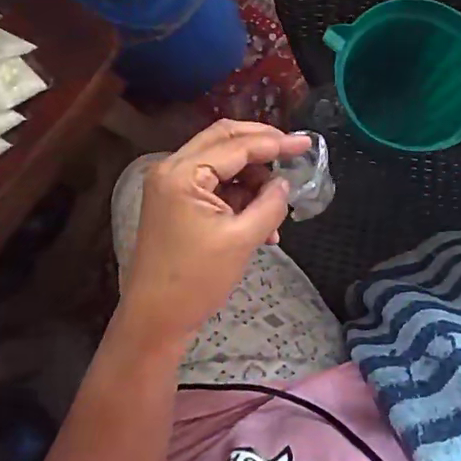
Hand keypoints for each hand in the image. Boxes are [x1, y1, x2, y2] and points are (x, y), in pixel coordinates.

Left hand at [118, 121, 310, 351]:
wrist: (155, 320)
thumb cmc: (196, 280)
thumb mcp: (242, 240)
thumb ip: (269, 204)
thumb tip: (285, 183)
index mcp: (183, 173)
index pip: (236, 145)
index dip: (275, 142)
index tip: (306, 144)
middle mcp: (172, 169)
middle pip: (224, 140)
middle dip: (261, 145)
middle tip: (293, 152)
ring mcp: (171, 185)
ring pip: (221, 162)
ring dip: (252, 178)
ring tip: (276, 208)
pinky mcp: (175, 202)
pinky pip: (213, 184)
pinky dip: (238, 195)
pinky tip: (261, 223)